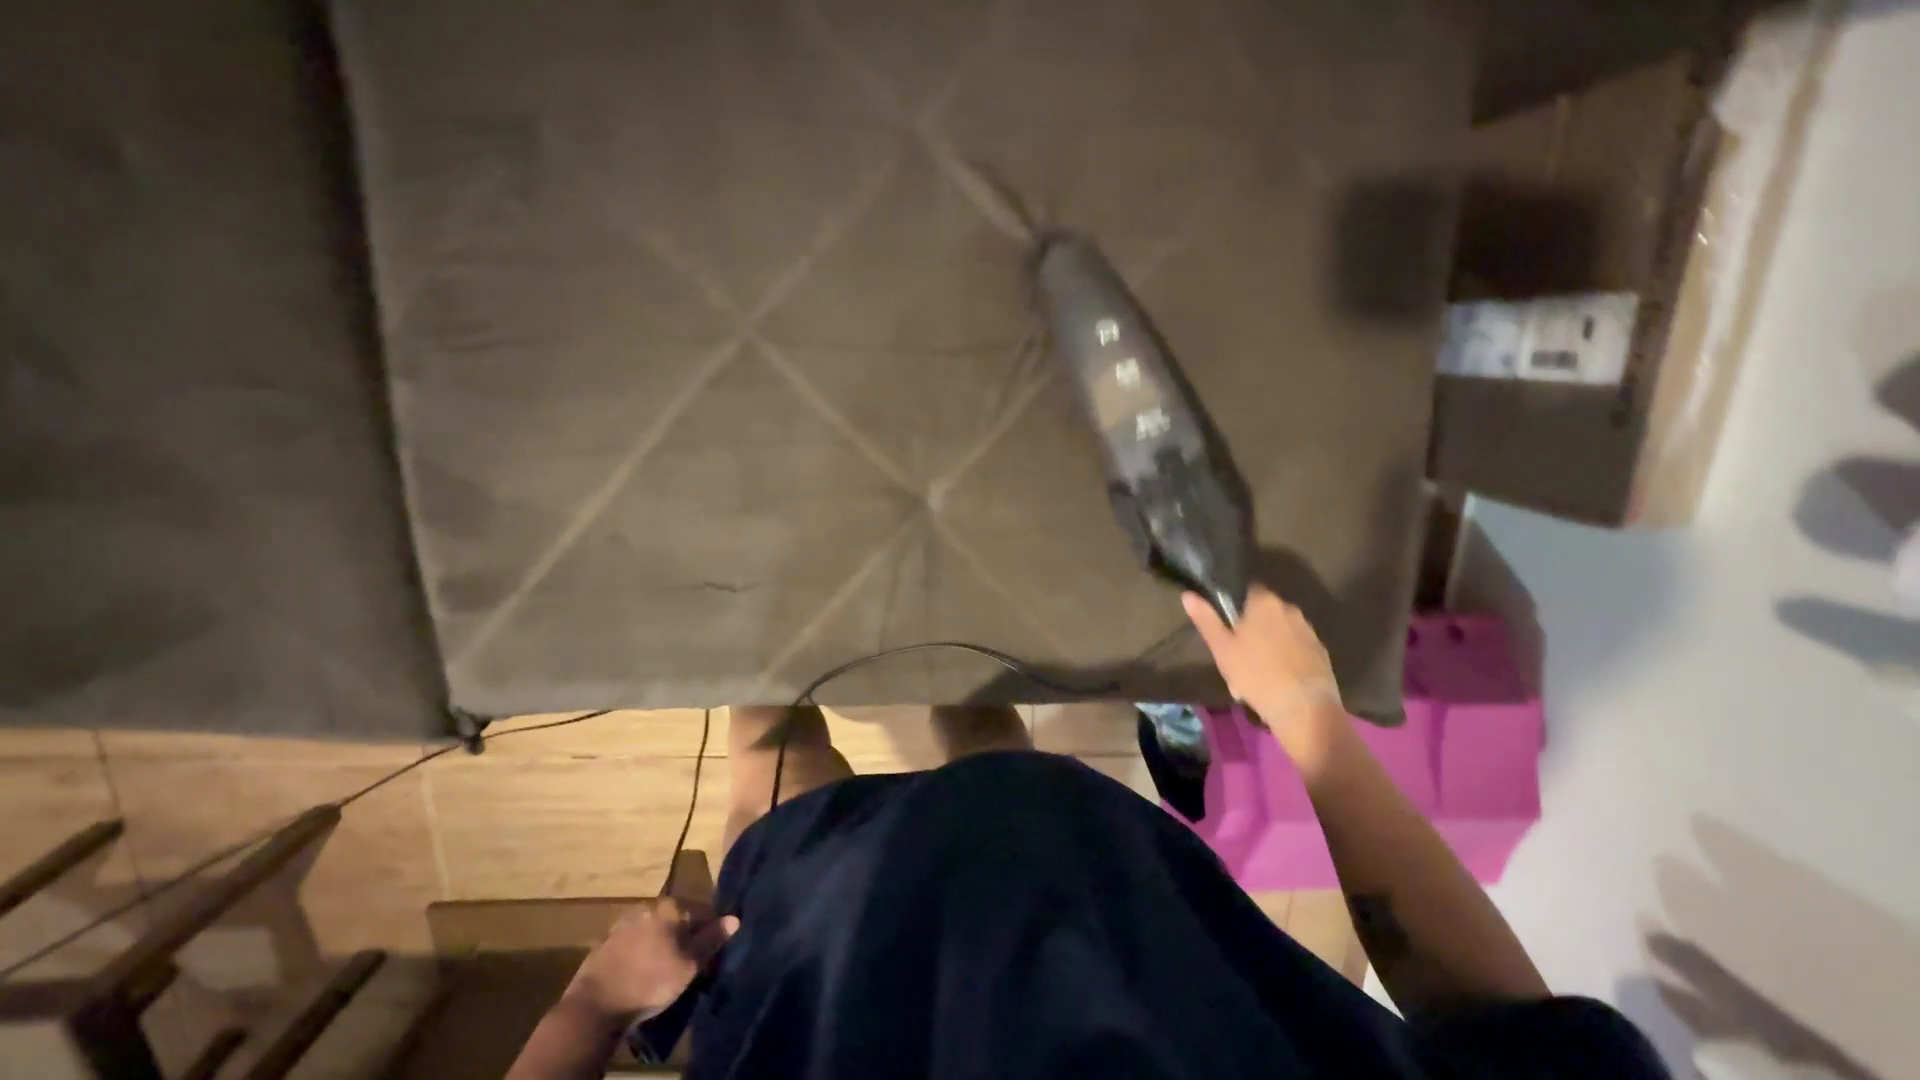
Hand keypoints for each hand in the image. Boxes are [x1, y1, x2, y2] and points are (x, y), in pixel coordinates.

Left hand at [563, 899, 738, 1023]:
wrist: (596, 1005)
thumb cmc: (651, 981)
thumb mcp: (690, 965)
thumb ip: (712, 939)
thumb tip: (734, 918)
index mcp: (671, 906)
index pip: (702, 911)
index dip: (710, 933)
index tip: (710, 956)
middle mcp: (647, 906)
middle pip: (677, 919)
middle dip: (685, 937)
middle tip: (688, 964)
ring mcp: (624, 922)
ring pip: (655, 930)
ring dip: (662, 944)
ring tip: (664, 971)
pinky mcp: (606, 941)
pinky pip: (635, 942)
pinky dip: (642, 952)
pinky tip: (642, 973)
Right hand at [1183, 586, 1347, 766]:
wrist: (1303, 707)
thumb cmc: (1256, 674)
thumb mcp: (1222, 648)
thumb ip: (1206, 619)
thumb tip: (1188, 595)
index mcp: (1264, 603)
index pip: (1248, 590)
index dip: (1236, 606)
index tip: (1229, 627)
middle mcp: (1289, 609)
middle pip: (1266, 612)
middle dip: (1254, 627)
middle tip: (1239, 654)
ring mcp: (1308, 630)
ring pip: (1282, 631)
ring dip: (1271, 643)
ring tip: (1259, 672)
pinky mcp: (1321, 651)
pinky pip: (1298, 647)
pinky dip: (1288, 657)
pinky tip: (1279, 679)